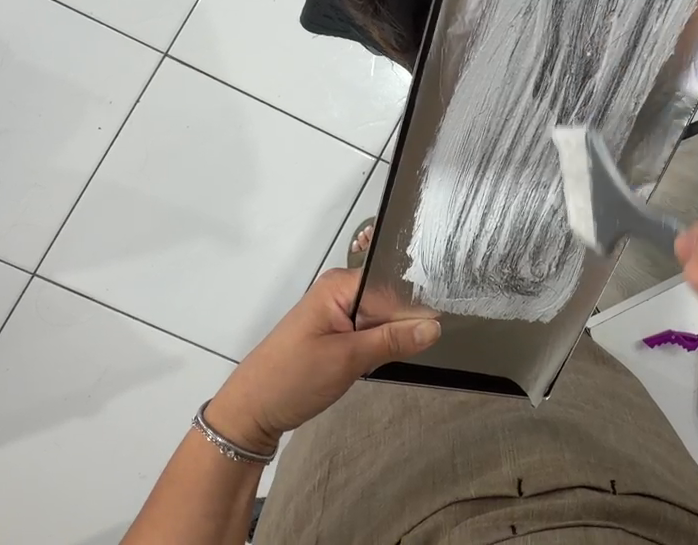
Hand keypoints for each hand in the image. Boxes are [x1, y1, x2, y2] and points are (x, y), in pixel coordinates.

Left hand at [205, 266, 440, 450]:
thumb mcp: (347, 360)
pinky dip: (382, 343)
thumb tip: (435, 326)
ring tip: (425, 345)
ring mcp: (338, 311)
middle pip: (391, 298)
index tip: (448, 319)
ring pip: (382, 317)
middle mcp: (341, 290)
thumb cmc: (293, 379)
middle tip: (440, 337)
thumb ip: (393, 340)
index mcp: (340, 283)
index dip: (419, 303)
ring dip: (396, 334)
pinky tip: (398, 353)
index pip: (394, 284)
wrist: (249, 413)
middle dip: (409, 319)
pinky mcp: (337, 332)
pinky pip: (371, 329)